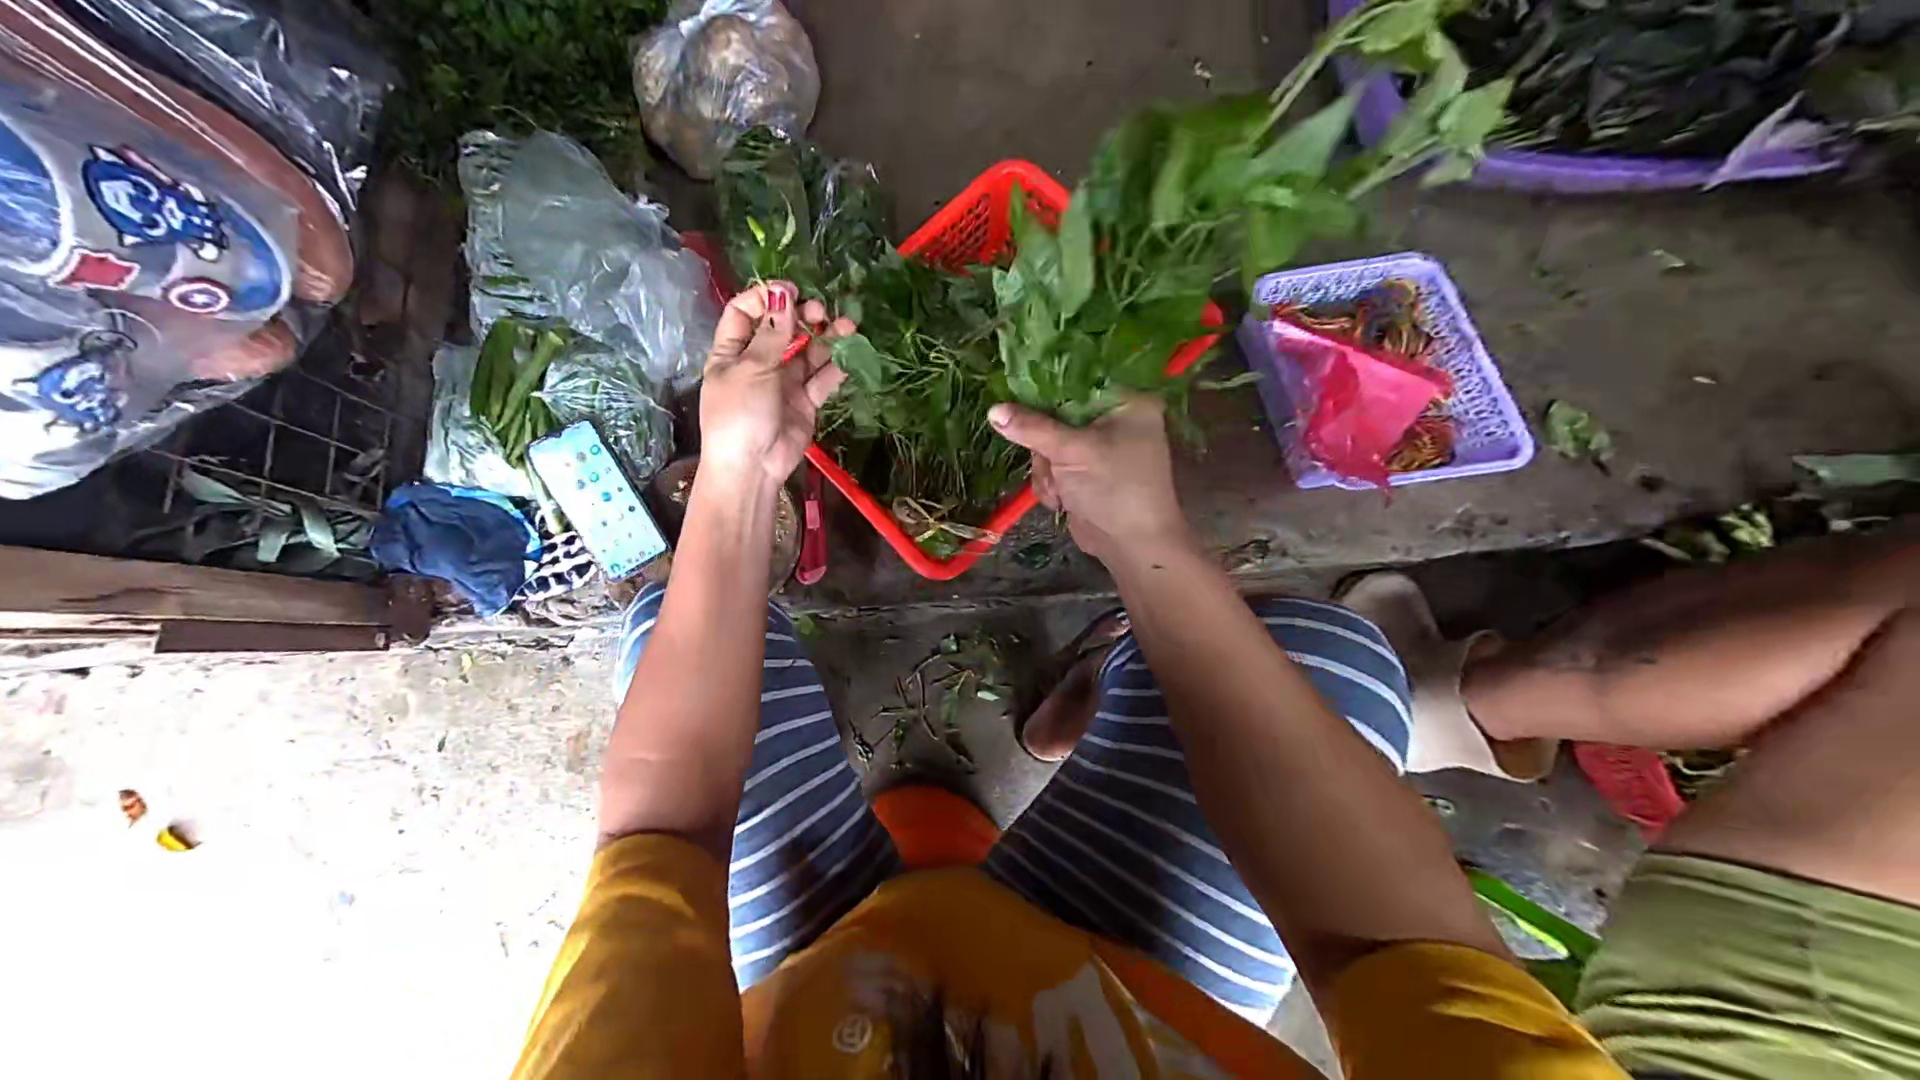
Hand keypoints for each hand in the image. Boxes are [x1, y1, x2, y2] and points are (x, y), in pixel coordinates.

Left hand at [699, 281, 853, 490]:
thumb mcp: (751, 368)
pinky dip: (835, 367)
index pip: (745, 312)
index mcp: (731, 352)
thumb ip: (773, 334)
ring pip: (807, 353)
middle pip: (782, 329)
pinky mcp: (805, 402)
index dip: (767, 298)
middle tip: (820, 311)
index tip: (790, 291)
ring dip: (825, 339)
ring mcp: (783, 383)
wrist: (752, 467)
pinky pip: (822, 379)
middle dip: (801, 316)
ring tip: (847, 326)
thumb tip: (784, 296)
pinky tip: (850, 355)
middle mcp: (757, 363)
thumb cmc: (740, 413)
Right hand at [988, 395, 1195, 564]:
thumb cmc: (1115, 488)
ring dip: (1046, 470)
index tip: (1018, 395)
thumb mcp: (1072, 452)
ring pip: (1047, 442)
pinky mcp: (1084, 470)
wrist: (1131, 545)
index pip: (1078, 377)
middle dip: (1046, 447)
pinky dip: (1050, 483)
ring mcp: (1098, 446)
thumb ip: (1032, 428)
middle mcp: (1114, 418)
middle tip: (1052, 462)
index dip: (1046, 387)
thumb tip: (993, 409)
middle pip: (1055, 412)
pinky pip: (1051, 464)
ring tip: (1061, 489)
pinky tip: (1062, 500)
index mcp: (1127, 400)